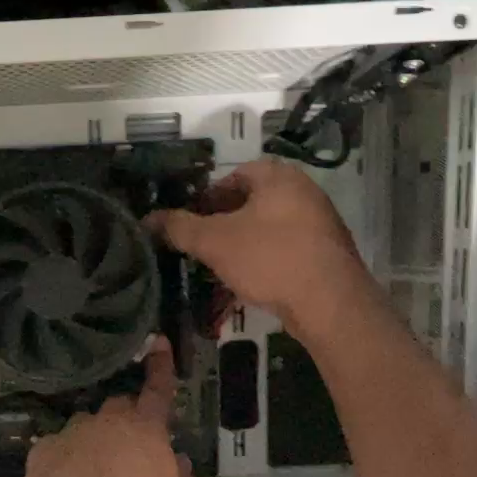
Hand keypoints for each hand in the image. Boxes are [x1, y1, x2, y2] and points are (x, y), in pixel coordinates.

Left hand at [17, 337, 192, 476]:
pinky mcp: (43, 450)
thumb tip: (178, 461)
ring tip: (91, 475)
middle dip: (124, 420)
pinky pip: (57, 448)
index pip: (158, 389)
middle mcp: (108, 421)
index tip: (157, 342)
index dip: (161, 366)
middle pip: (119, 405)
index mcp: (146, 429)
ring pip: (85, 426)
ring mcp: (72, 432)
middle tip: (126, 450)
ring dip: (91, 441)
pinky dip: (63, 460)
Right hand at [145, 157, 373, 337]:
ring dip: (241, 247)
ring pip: (267, 230)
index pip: (234, 175)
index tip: (190, 222)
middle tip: (200, 248)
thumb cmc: (270, 259)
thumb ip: (180, 228)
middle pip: (251, 203)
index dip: (207, 197)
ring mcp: (318, 224)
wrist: (328, 302)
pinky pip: (284, 252)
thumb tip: (148, 219)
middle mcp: (303, 192)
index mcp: (278, 177)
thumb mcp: (215, 242)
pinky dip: (263, 264)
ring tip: (219, 270)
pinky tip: (248, 286)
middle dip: (223, 225)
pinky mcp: (324, 254)